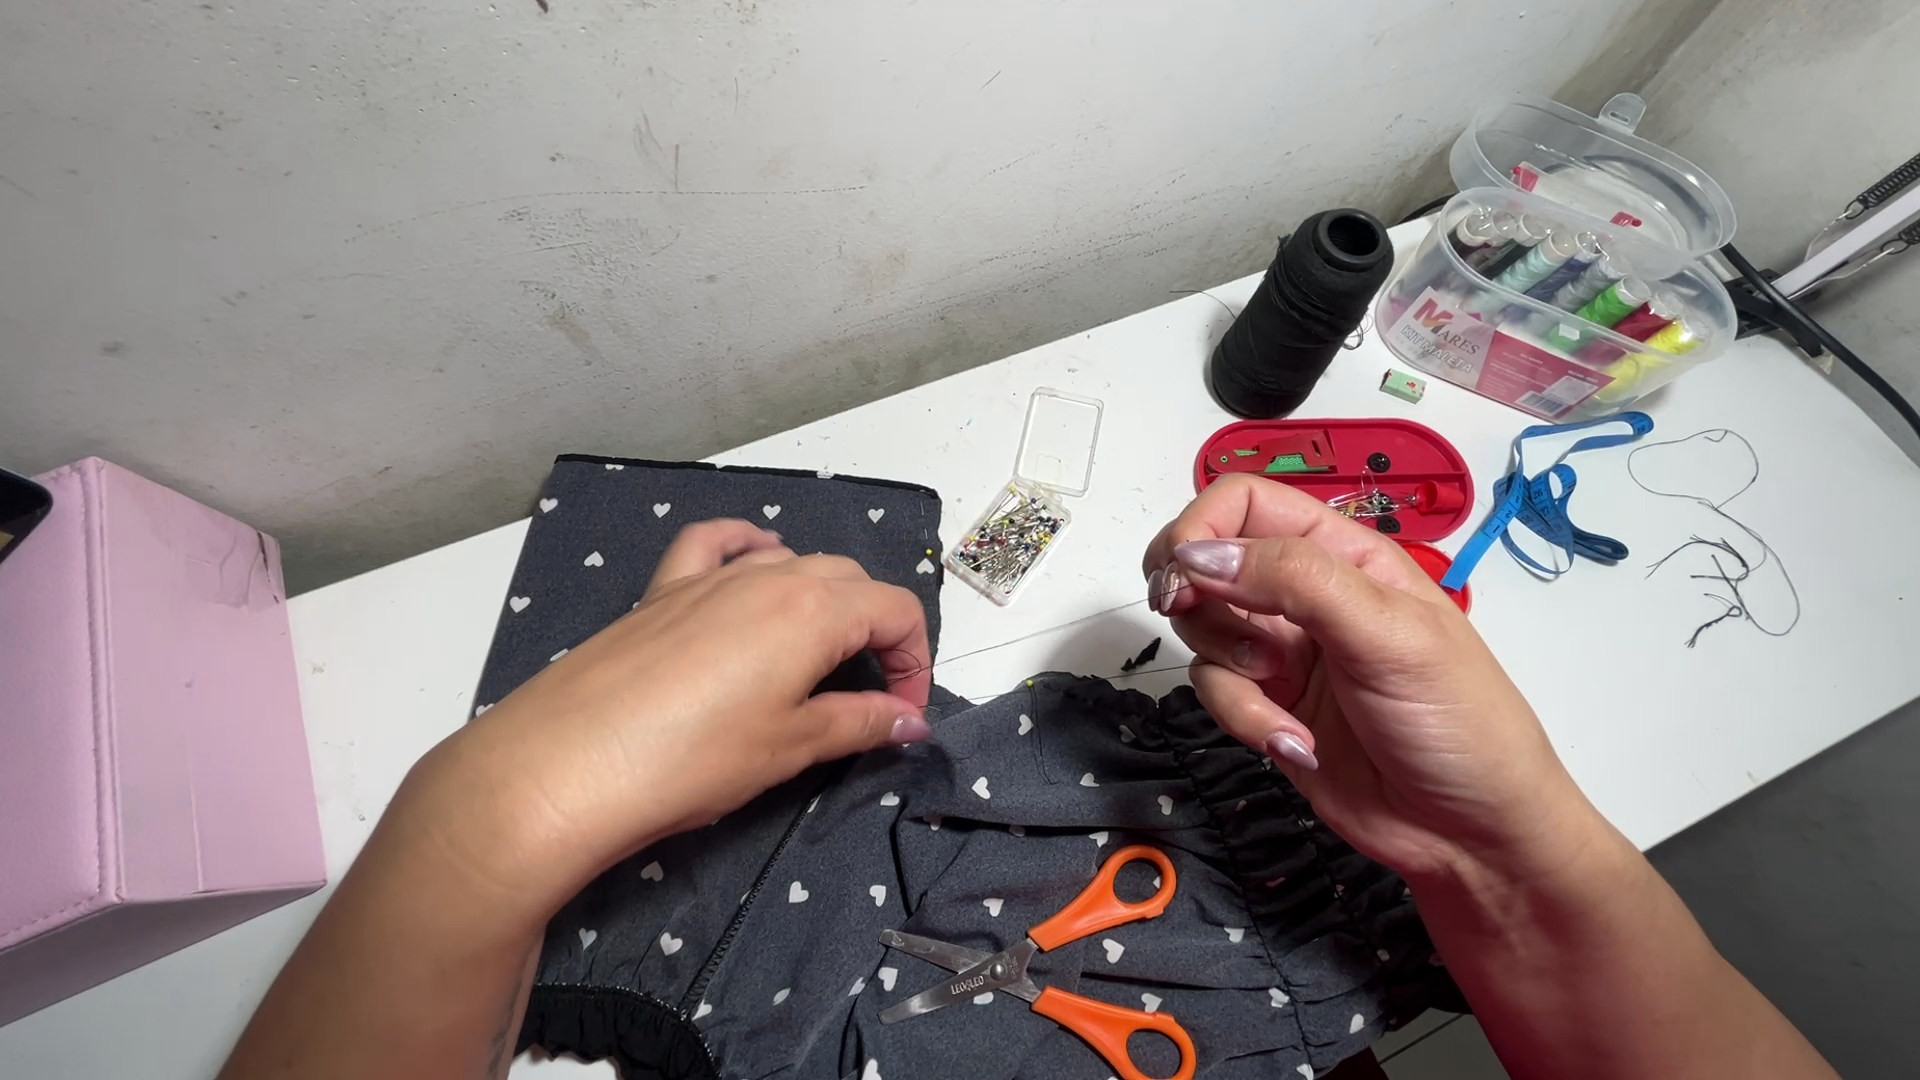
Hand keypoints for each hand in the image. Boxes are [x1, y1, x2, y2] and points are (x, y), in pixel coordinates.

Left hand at [405, 519, 933, 919]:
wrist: (561, 770)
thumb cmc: (694, 760)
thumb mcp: (792, 745)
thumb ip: (863, 722)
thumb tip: (913, 720)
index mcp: (814, 608)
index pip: (896, 611)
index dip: (915, 660)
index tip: (904, 712)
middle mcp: (770, 575)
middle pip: (852, 583)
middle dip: (876, 632)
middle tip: (866, 694)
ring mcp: (711, 576)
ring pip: (793, 563)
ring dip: (824, 601)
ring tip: (815, 655)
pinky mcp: (663, 589)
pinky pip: (715, 545)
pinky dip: (746, 547)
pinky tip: (754, 561)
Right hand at [1142, 475, 1601, 882]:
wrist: (1469, 836)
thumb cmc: (1459, 723)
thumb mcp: (1389, 636)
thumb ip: (1296, 580)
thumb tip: (1197, 554)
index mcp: (1340, 554)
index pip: (1242, 503)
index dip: (1201, 525)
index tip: (1183, 571)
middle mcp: (1299, 592)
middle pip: (1202, 558)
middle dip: (1191, 591)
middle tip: (1187, 611)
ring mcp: (1276, 647)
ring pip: (1198, 625)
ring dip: (1225, 661)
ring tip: (1278, 686)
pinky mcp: (1260, 699)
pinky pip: (1210, 686)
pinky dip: (1239, 714)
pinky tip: (1292, 738)